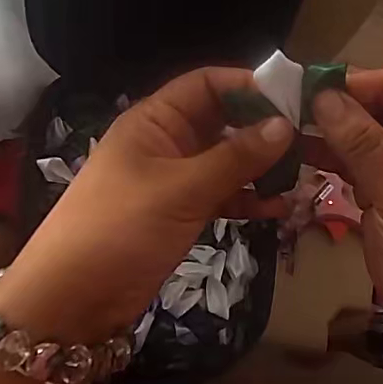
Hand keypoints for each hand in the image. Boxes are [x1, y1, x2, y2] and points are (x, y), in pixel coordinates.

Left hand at [0, 67, 292, 343]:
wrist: (71, 299)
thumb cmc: (120, 228)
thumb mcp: (181, 189)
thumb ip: (235, 157)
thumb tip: (285, 124)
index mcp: (155, 120)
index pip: (207, 84)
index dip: (249, 85)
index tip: (296, 97)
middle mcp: (166, 142)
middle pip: (222, 120)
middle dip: (263, 128)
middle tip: (311, 138)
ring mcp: (173, 179)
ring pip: (226, 160)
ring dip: (261, 166)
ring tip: (303, 175)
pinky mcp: (179, 213)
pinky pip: (221, 195)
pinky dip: (247, 198)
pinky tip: (279, 208)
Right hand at [310, 70, 382, 383]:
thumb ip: (363, 142)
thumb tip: (322, 95)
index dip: (376, 82)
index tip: (329, 86)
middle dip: (347, 105)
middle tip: (299, 101)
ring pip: (368, 134)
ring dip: (333, 129)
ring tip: (291, 121)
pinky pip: (356, 161)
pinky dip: (330, 155)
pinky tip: (299, 149)